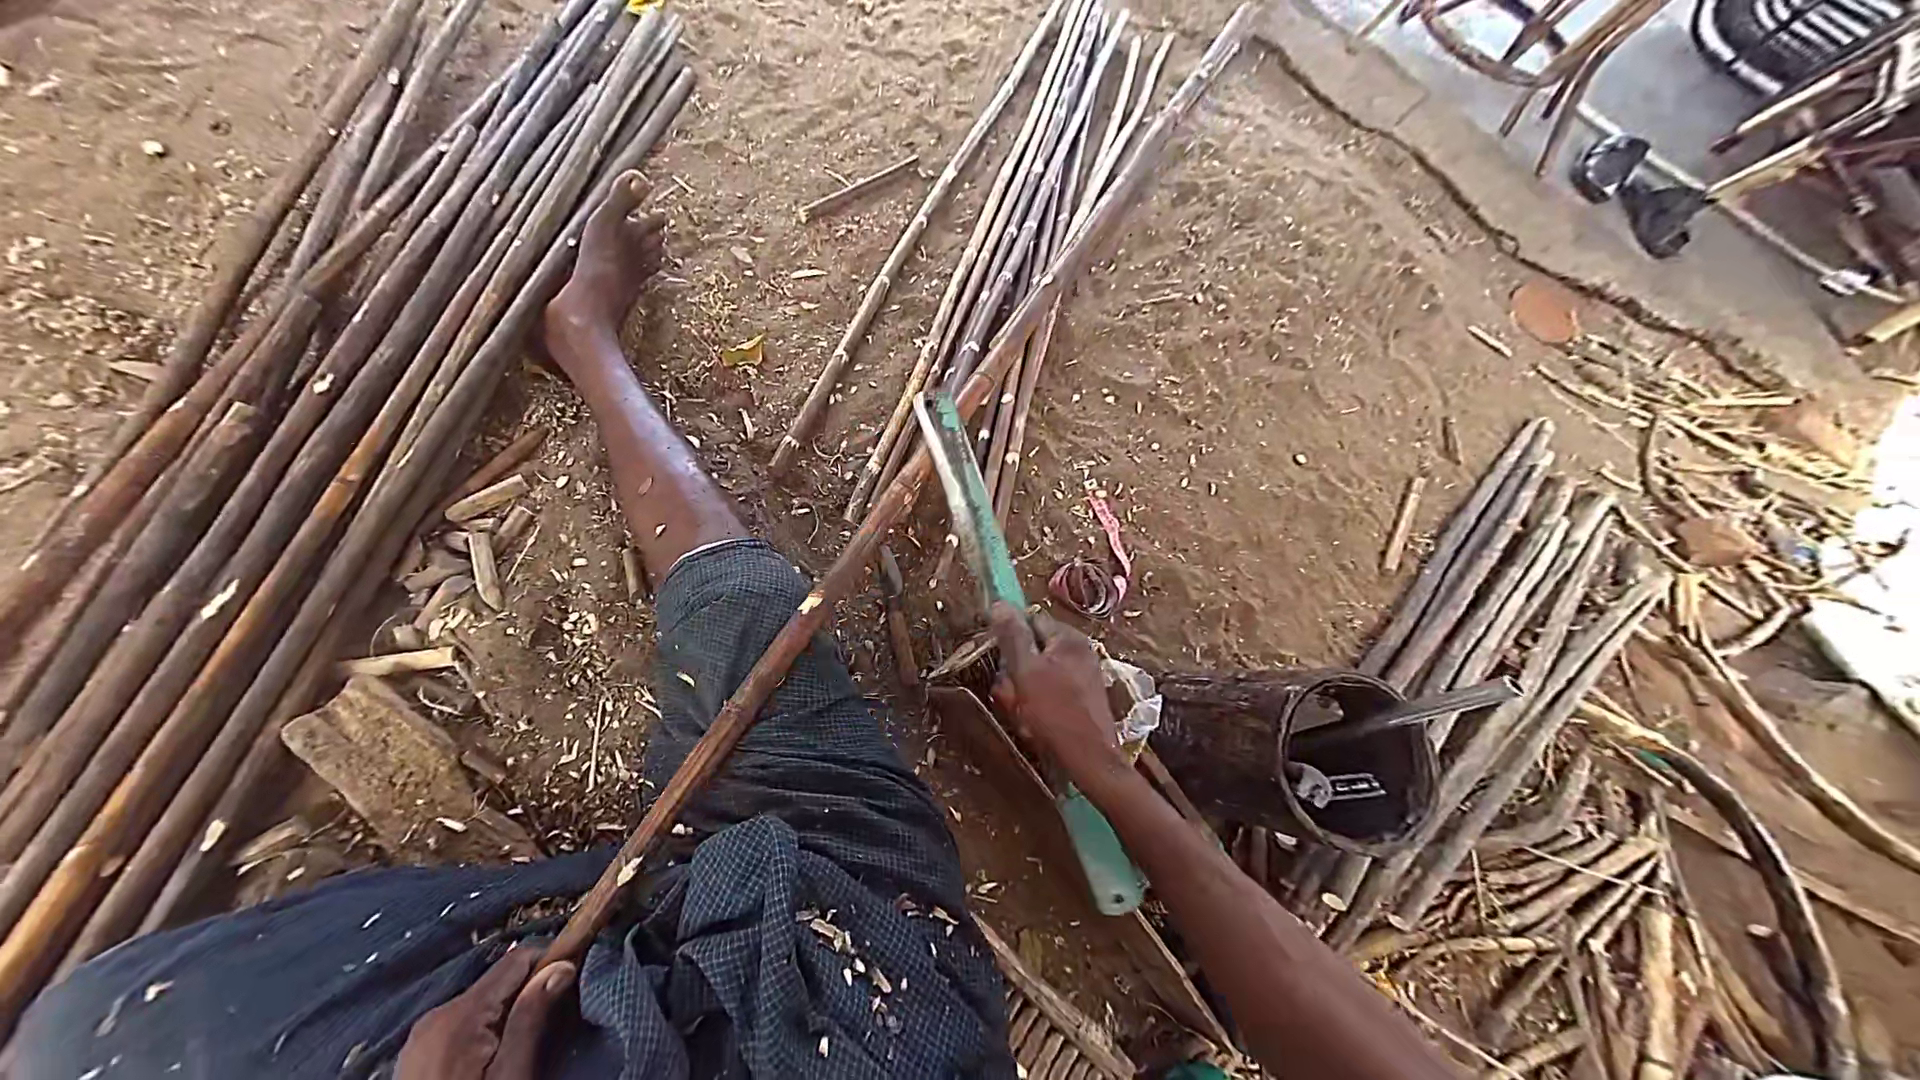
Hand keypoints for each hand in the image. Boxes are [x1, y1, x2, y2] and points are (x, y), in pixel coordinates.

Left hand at [395, 946, 575, 1079]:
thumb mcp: (510, 1077)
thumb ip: (532, 1018)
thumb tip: (562, 966)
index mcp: (459, 1016)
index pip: (519, 958)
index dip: (552, 961)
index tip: (575, 981)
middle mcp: (436, 1015)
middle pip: (501, 979)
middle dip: (532, 990)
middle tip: (556, 1021)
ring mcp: (422, 1036)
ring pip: (485, 999)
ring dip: (513, 1010)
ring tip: (528, 1043)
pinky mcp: (418, 1054)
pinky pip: (465, 1021)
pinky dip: (490, 1026)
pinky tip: (497, 1057)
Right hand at [988, 603, 1127, 790]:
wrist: (1090, 761)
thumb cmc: (1055, 713)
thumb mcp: (1026, 671)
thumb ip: (1013, 636)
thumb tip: (1000, 603)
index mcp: (1069, 638)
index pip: (1031, 619)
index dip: (1010, 634)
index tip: (995, 655)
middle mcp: (1081, 651)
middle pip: (1035, 648)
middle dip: (1016, 669)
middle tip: (1008, 692)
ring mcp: (1084, 675)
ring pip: (1040, 673)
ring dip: (1023, 690)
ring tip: (1020, 711)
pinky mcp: (1083, 699)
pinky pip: (1051, 692)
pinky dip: (1037, 704)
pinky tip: (1032, 722)